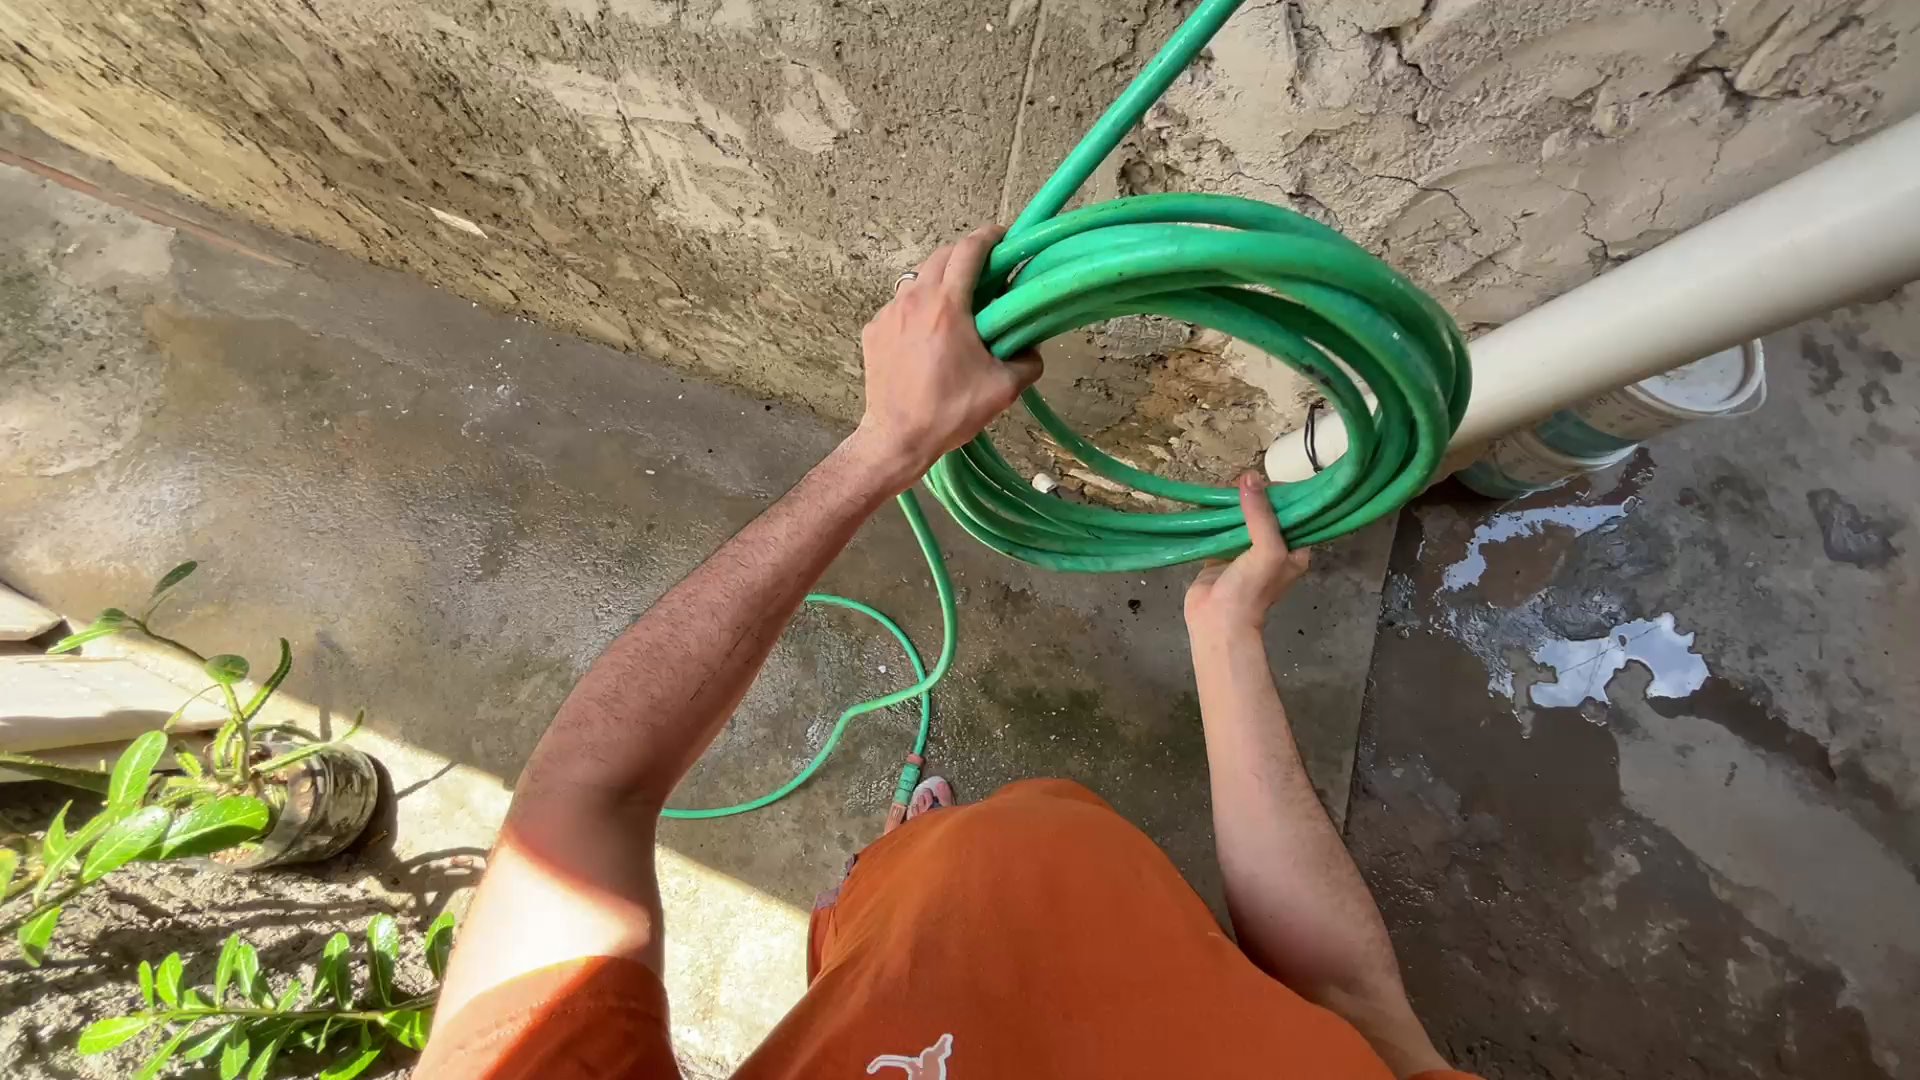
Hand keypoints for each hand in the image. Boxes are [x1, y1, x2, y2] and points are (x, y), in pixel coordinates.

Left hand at [852, 225, 1042, 485]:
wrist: (897, 438)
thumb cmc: (949, 413)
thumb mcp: (1003, 390)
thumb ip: (1028, 361)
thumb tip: (1032, 347)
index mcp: (947, 306)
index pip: (969, 250)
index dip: (990, 237)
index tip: (1005, 238)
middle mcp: (914, 300)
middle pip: (942, 255)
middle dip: (966, 255)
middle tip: (987, 272)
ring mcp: (888, 314)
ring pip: (918, 279)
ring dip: (940, 280)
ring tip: (958, 303)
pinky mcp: (874, 331)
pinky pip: (899, 305)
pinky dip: (918, 308)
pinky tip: (929, 334)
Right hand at [1184, 471, 1311, 635]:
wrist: (1218, 621)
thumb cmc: (1251, 589)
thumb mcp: (1267, 549)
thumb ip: (1261, 514)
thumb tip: (1249, 477)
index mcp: (1293, 550)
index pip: (1296, 514)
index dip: (1286, 495)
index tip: (1268, 480)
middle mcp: (1272, 549)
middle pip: (1267, 514)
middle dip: (1257, 496)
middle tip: (1243, 481)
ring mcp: (1245, 552)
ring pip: (1243, 520)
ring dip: (1235, 505)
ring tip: (1226, 488)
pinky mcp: (1220, 555)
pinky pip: (1220, 530)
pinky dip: (1215, 517)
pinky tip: (1209, 503)